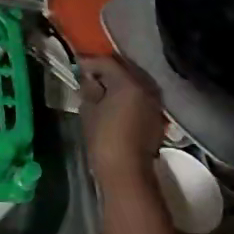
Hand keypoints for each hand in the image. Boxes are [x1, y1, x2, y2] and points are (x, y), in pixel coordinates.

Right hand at [79, 57, 164, 172]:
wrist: (127, 172)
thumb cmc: (103, 139)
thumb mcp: (89, 111)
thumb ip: (89, 89)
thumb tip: (89, 79)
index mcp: (128, 83)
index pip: (108, 62)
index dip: (90, 62)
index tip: (77, 64)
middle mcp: (146, 88)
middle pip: (125, 70)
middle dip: (107, 70)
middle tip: (89, 74)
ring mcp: (154, 102)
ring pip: (134, 83)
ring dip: (119, 83)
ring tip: (102, 89)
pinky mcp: (156, 116)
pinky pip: (140, 97)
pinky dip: (128, 96)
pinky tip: (115, 103)